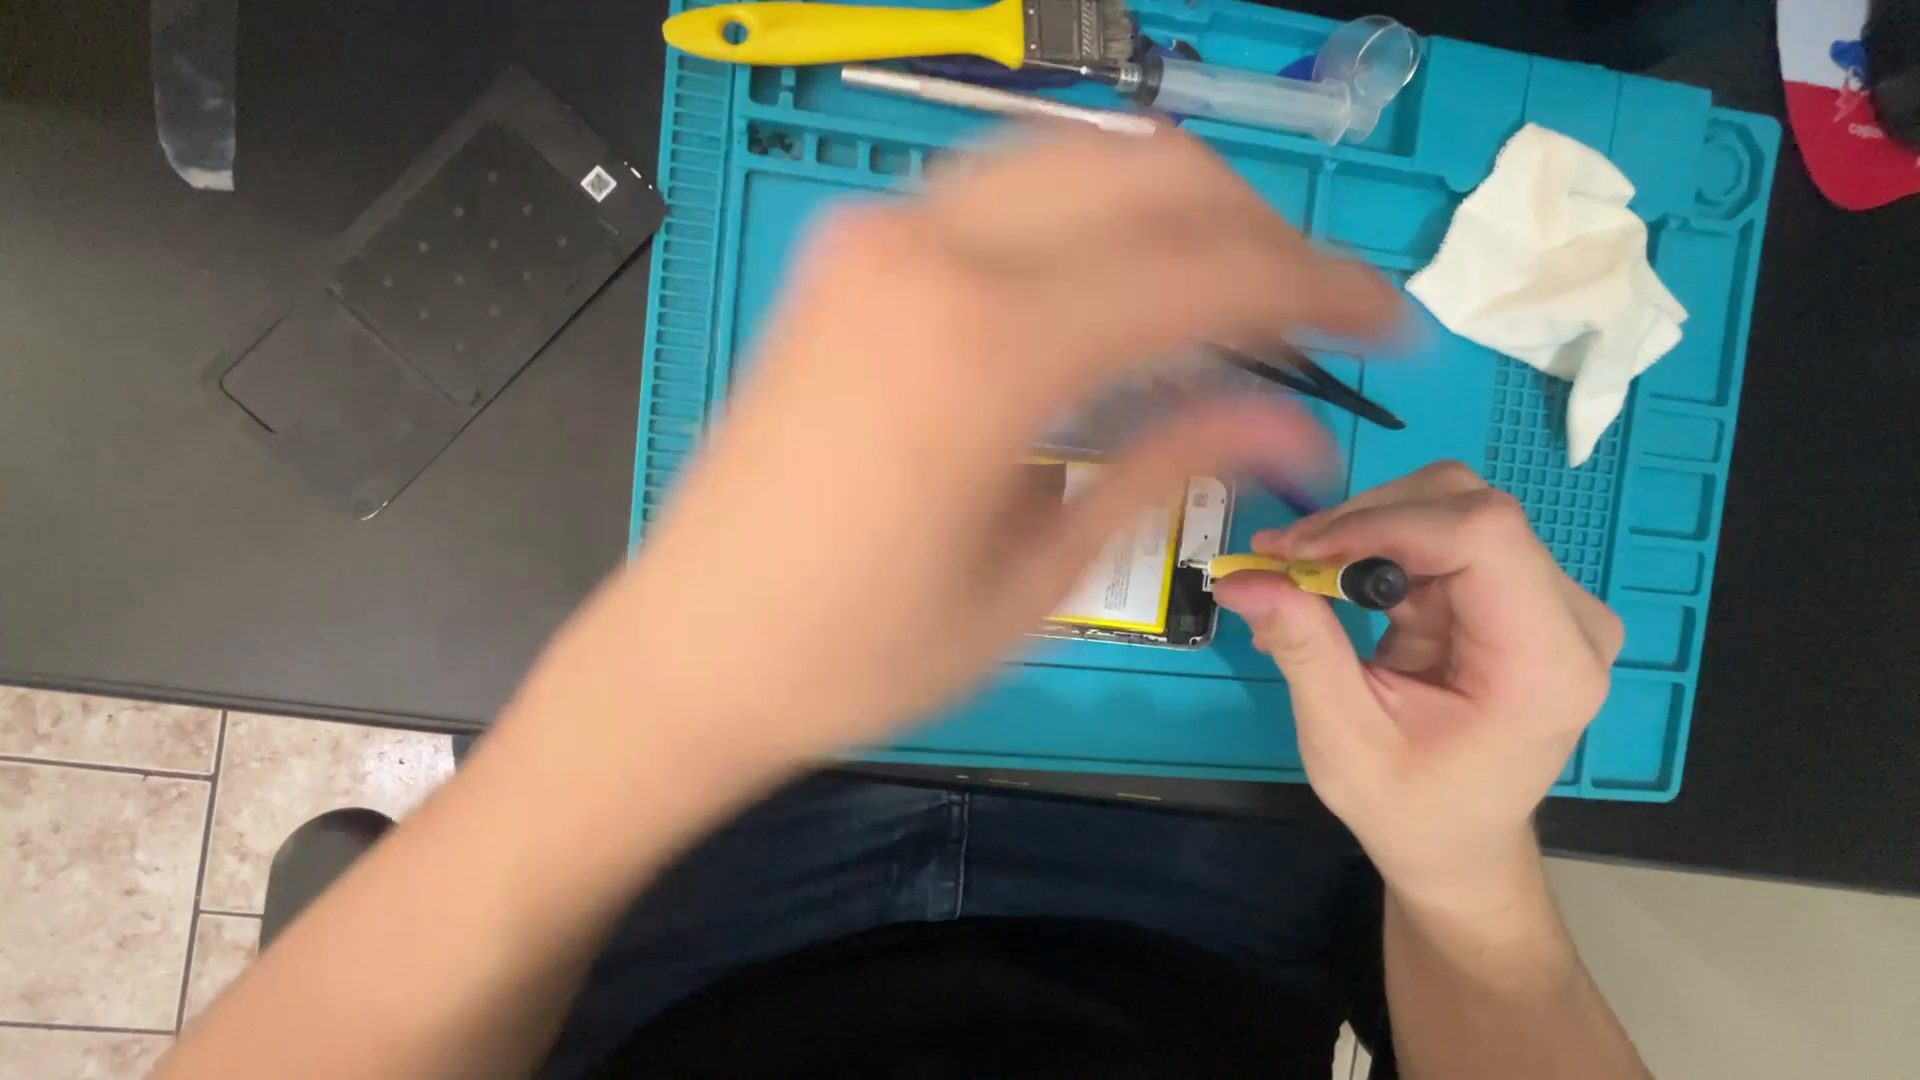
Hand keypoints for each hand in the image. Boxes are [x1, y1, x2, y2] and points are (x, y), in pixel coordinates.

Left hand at [528, 127, 1397, 768]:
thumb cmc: (858, 654)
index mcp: (984, 347)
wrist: (693, 649)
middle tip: (1305, 320)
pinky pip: (1002, 195)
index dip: (1322, 288)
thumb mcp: (1036, 578)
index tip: (1384, 326)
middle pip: (1151, 174)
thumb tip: (1291, 423)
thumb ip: (1168, 466)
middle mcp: (928, 254)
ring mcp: (875, 241)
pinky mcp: (847, 259)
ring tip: (1222, 307)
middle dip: (1255, 234)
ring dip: (1172, 217)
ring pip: (1076, 162)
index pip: (1206, 266)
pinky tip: (1111, 300)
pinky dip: (1084, 225)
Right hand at [1210, 462, 1623, 904]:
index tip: (1293, 553)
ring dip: (1358, 529)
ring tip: (1292, 572)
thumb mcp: (1342, 737)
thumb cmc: (1408, 805)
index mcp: (1543, 662)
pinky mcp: (1505, 593)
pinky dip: (1366, 547)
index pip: (1480, 534)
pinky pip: (1433, 535)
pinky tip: (1322, 584)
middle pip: (1463, 506)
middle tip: (1281, 558)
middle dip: (1360, 520)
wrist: (1456, 840)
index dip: (1380, 523)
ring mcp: (1540, 599)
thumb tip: (1238, 577)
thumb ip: (1302, 648)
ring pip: (1444, 507)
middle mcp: (1563, 616)